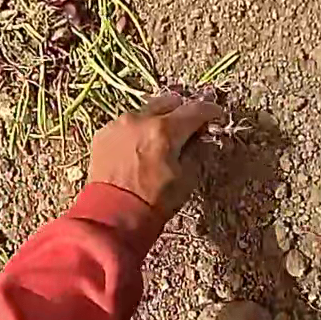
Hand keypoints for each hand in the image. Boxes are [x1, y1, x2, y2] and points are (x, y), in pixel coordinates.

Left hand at [86, 93, 225, 216]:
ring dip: (159, 121)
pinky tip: (140, 149)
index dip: (211, 111)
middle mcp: (140, 119)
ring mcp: (118, 124)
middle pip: (170, 102)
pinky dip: (138, 131)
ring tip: (162, 141)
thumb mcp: (187, 177)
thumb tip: (201, 137)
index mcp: (165, 130)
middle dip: (182, 113)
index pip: (196, 110)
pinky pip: (127, 124)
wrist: (112, 216)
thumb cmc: (155, 200)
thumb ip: (196, 150)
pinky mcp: (103, 134)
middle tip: (189, 129)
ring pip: (147, 111)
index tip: (217, 116)